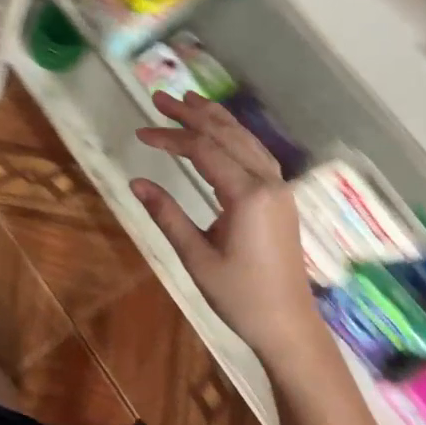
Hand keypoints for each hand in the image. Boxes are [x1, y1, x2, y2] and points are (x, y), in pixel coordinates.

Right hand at [132, 91, 320, 358]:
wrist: (289, 326)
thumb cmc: (240, 297)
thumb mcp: (196, 258)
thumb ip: (167, 215)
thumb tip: (135, 182)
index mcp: (248, 195)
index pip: (204, 150)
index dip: (171, 137)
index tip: (140, 133)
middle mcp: (268, 182)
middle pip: (227, 134)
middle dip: (192, 114)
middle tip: (159, 98)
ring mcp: (278, 188)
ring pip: (245, 139)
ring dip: (215, 118)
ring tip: (189, 100)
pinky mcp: (280, 197)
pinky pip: (256, 153)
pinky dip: (234, 135)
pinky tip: (220, 132)